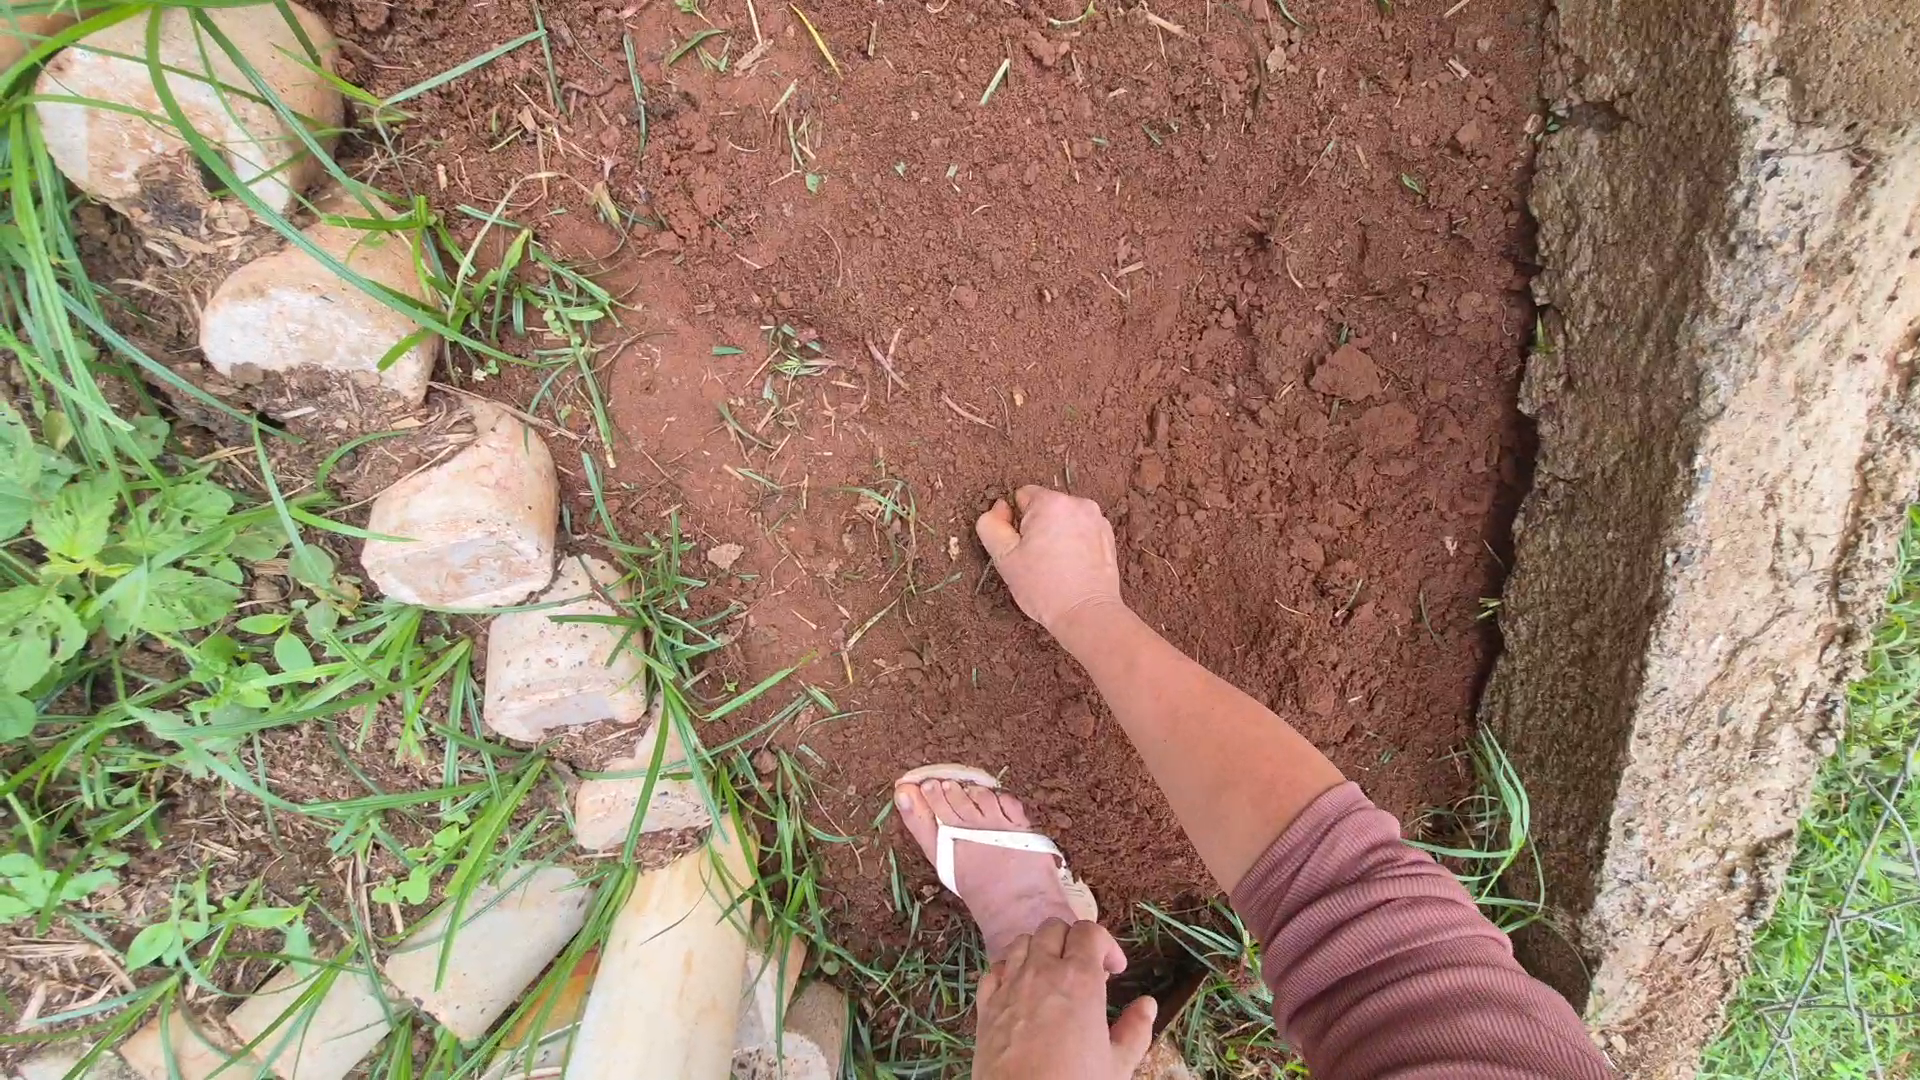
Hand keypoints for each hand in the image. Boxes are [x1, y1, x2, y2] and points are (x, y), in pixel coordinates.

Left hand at [972, 920, 1156, 1079]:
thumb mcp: (1117, 1067)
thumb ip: (1135, 1031)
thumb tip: (1147, 1004)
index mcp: (1079, 980)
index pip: (1089, 932)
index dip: (1105, 944)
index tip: (1114, 970)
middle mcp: (1042, 971)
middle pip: (1053, 928)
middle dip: (1072, 941)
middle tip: (1083, 971)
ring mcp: (1010, 984)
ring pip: (1022, 941)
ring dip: (1040, 951)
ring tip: (1051, 977)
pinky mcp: (986, 1003)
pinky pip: (996, 968)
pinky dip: (1009, 971)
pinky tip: (1020, 991)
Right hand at [976, 486, 1122, 634]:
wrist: (1086, 613)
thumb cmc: (1044, 587)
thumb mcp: (1004, 557)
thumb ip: (991, 525)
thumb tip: (999, 508)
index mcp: (1051, 503)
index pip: (1021, 496)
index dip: (1014, 521)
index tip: (1020, 546)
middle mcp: (1077, 503)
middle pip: (1044, 506)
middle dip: (1036, 527)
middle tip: (1036, 559)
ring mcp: (1096, 519)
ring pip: (1062, 518)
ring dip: (1055, 533)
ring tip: (1054, 564)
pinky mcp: (1107, 535)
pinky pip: (1080, 529)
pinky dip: (1073, 542)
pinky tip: (1070, 566)